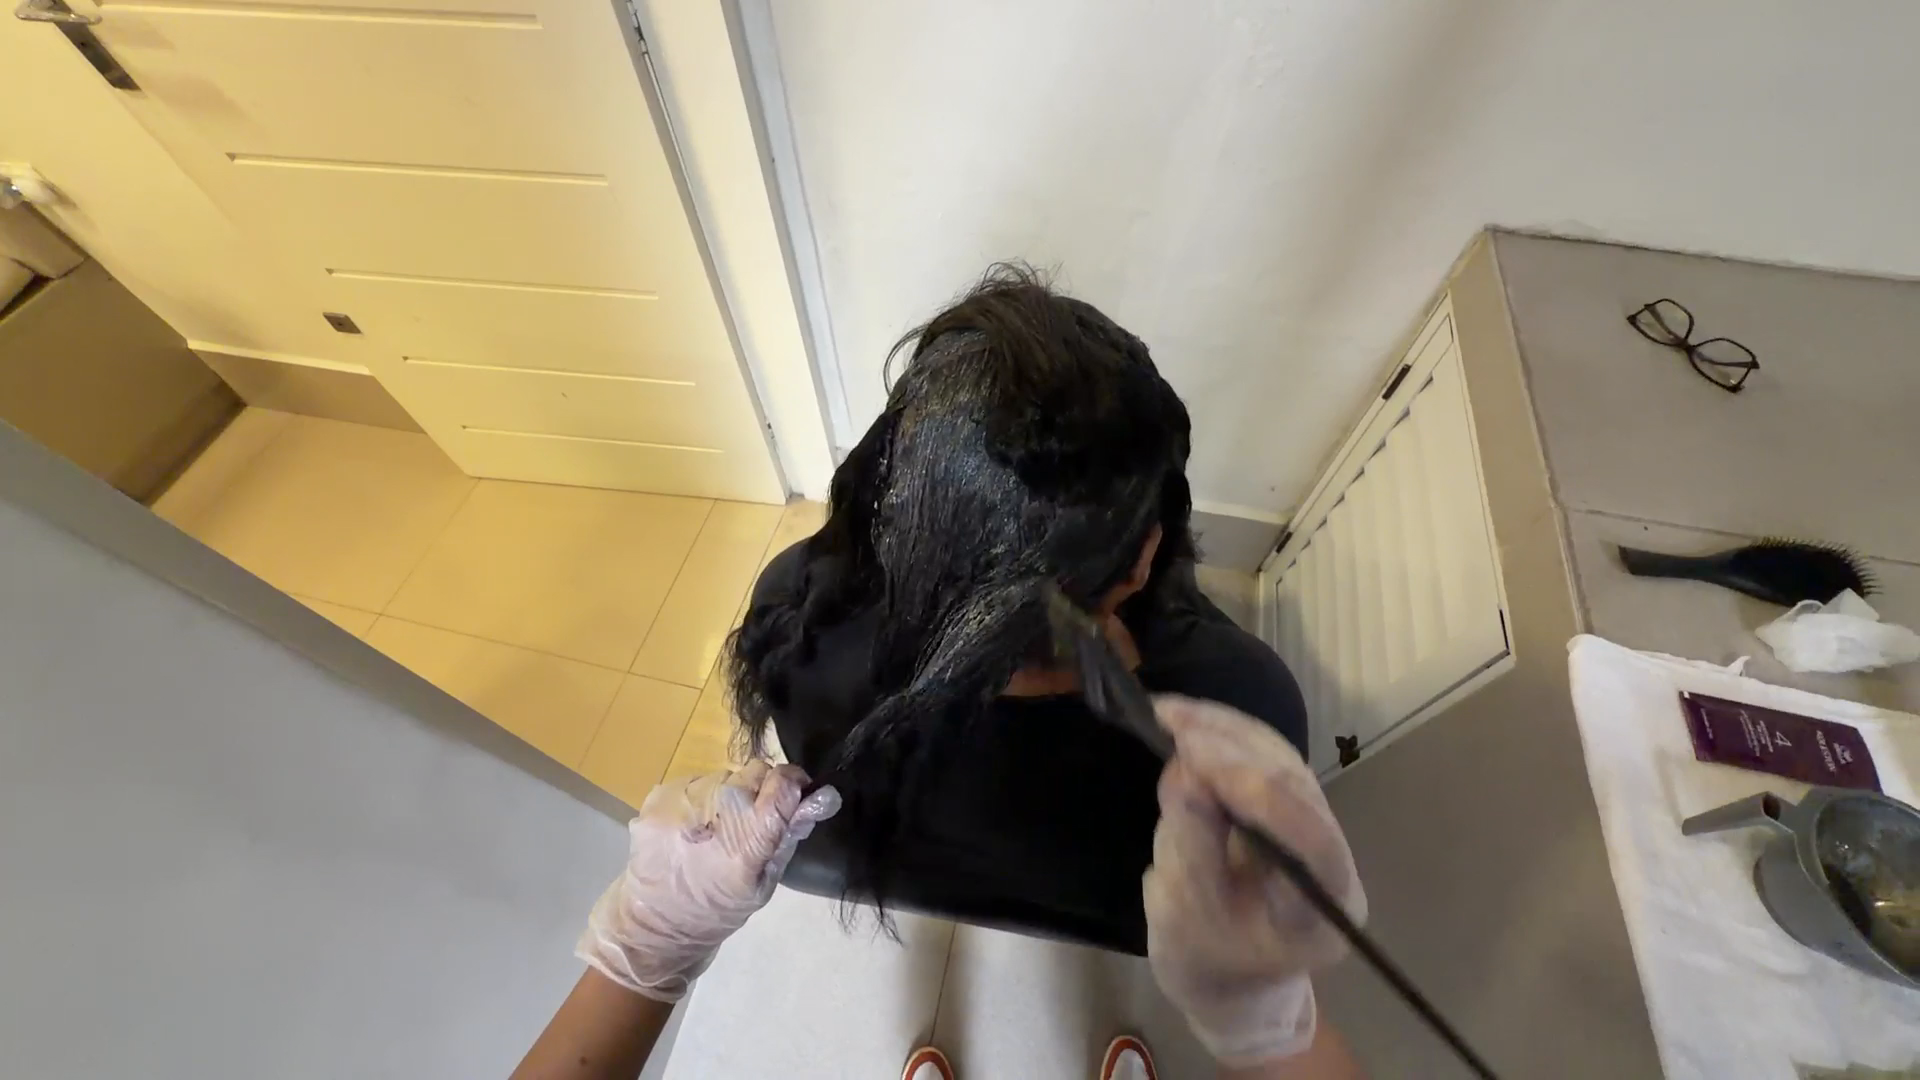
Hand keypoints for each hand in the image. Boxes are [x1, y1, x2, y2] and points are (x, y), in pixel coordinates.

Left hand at [576, 761, 839, 1001]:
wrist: (652, 929)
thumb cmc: (718, 911)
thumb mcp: (765, 884)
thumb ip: (791, 835)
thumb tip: (825, 795)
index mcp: (747, 840)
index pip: (782, 783)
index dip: (794, 782)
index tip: (795, 793)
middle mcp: (716, 812)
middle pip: (756, 771)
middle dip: (761, 789)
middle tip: (750, 820)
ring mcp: (683, 802)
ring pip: (725, 774)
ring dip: (729, 793)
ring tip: (715, 828)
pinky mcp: (658, 796)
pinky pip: (695, 780)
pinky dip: (699, 798)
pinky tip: (691, 828)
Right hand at [1144, 697, 1366, 1065]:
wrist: (1223, 968)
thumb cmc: (1204, 955)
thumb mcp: (1184, 913)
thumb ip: (1192, 843)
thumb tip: (1183, 770)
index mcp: (1321, 908)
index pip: (1311, 840)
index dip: (1260, 792)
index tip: (1197, 758)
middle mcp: (1330, 858)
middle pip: (1295, 786)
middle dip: (1232, 749)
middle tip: (1174, 723)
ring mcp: (1311, 823)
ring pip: (1279, 758)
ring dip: (1223, 728)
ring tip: (1171, 711)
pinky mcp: (1283, 799)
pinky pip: (1259, 753)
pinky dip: (1220, 730)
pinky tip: (1183, 716)